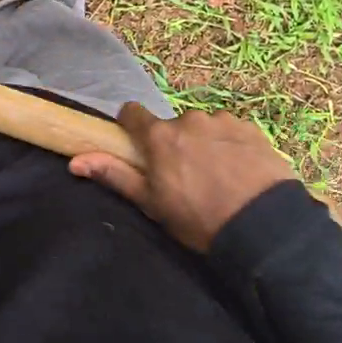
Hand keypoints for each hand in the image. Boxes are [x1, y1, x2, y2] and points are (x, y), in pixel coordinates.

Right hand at [70, 103, 298, 252]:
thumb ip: (115, 175)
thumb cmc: (201, 220)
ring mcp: (222, 121)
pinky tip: (241, 173)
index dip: (132, 128)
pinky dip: (231, 146)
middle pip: (172, 125)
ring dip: (204, 144)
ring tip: (220, 178)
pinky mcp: (251, 129)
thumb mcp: (153, 204)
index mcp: (159, 136)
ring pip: (203, 127)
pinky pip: (231, 131)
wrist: (267, 229)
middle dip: (175, 144)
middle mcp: (188, 119)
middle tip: (187, 177)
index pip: (132, 113)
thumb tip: (75, 161)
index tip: (140, 148)